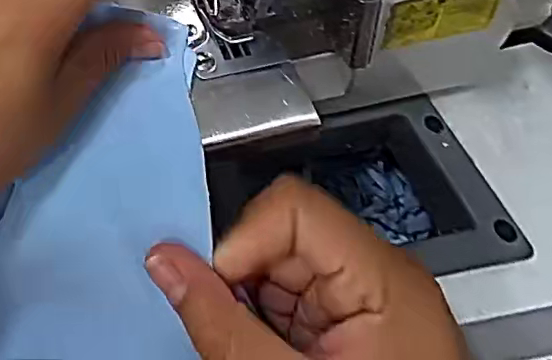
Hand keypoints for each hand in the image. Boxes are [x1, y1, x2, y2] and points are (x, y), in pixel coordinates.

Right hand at [144, 175, 468, 359]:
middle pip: (279, 232)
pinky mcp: (355, 325)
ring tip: (258, 351)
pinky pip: (290, 294)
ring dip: (249, 302)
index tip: (218, 288)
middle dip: (240, 276)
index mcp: (386, 280)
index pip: (291, 207)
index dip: (243, 240)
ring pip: (277, 263)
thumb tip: (165, 261)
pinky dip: (264, 320)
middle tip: (231, 329)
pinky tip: (270, 353)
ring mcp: (368, 302)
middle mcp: (381, 277)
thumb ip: (224, 324)